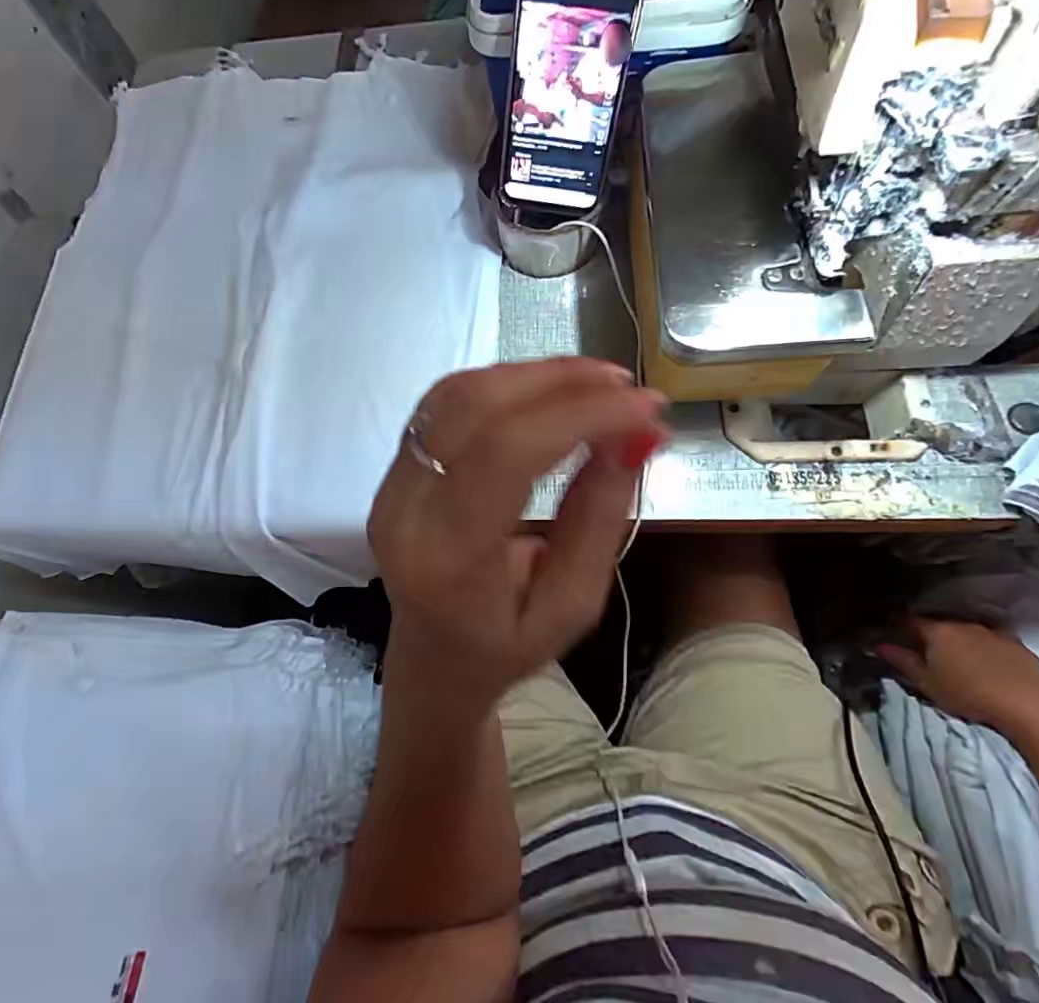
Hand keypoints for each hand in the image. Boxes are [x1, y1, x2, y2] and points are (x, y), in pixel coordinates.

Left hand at [369, 359, 668, 710]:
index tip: (646, 407)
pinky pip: (446, 403)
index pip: (508, 453)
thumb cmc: (506, 649)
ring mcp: (392, 484)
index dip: (582, 414)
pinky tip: (548, 391)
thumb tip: (635, 436)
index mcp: (449, 558)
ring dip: (533, 374)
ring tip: (596, 383)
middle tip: (625, 386)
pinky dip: (504, 383)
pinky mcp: (395, 470)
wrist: (433, 664)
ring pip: (458, 392)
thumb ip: (598, 519)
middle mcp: (406, 510)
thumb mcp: (572, 605)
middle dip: (561, 382)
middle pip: (477, 406)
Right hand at [875, 618, 1038, 733]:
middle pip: (940, 625)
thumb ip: (903, 662)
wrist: (1030, 705)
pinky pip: (992, 641)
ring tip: (958, 660)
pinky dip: (984, 649)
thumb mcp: (927, 683)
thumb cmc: (969, 694)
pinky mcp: (1018, 645)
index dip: (899, 625)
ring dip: (960, 641)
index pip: (910, 620)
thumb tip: (878, 645)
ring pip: (968, 632)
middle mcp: (964, 625)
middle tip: (926, 652)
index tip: (892, 632)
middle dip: (931, 634)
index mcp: (938, 632)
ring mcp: (993, 633)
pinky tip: (986, 665)